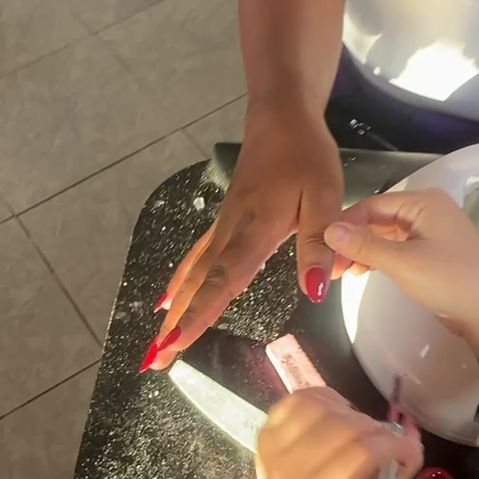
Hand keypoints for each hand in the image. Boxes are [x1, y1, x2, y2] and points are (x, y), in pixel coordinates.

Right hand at [144, 104, 342, 370]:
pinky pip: (197, 260)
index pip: (222, 280)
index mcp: (256, 230)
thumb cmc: (306, 156)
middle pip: (198, 285)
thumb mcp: (326, 196)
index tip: (175, 343)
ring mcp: (223, 228)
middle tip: (152, 361)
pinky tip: (168, 300)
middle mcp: (231, 233)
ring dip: (173, 311)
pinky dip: (180, 285)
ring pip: (193, 276)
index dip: (198, 313)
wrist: (280, 117)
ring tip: (156, 344)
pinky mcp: (224, 224)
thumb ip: (317, 243)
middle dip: (175, 325)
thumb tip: (313, 291)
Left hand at [255, 388, 422, 478]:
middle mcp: (292, 468)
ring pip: (323, 407)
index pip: (363, 453)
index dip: (393, 444)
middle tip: (379, 437)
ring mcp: (275, 445)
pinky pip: (301, 398)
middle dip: (373, 427)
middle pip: (344, 426)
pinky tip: (335, 411)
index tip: (405, 447)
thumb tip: (414, 441)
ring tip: (356, 425)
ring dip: (350, 411)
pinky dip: (325, 398)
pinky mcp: (266, 429)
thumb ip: (395, 474)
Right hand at [322, 188, 478, 337]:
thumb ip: (363, 245)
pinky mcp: (434, 250)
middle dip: (352, 240)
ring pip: (386, 234)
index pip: (372, 205)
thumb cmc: (448, 280)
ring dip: (363, 250)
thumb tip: (327, 230)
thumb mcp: (401, 262)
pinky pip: (398, 246)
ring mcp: (432, 230)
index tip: (322, 248)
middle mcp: (428, 208)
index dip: (344, 225)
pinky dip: (379, 257)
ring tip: (343, 272)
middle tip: (330, 265)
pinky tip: (363, 271)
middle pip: (378, 219)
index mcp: (423, 201)